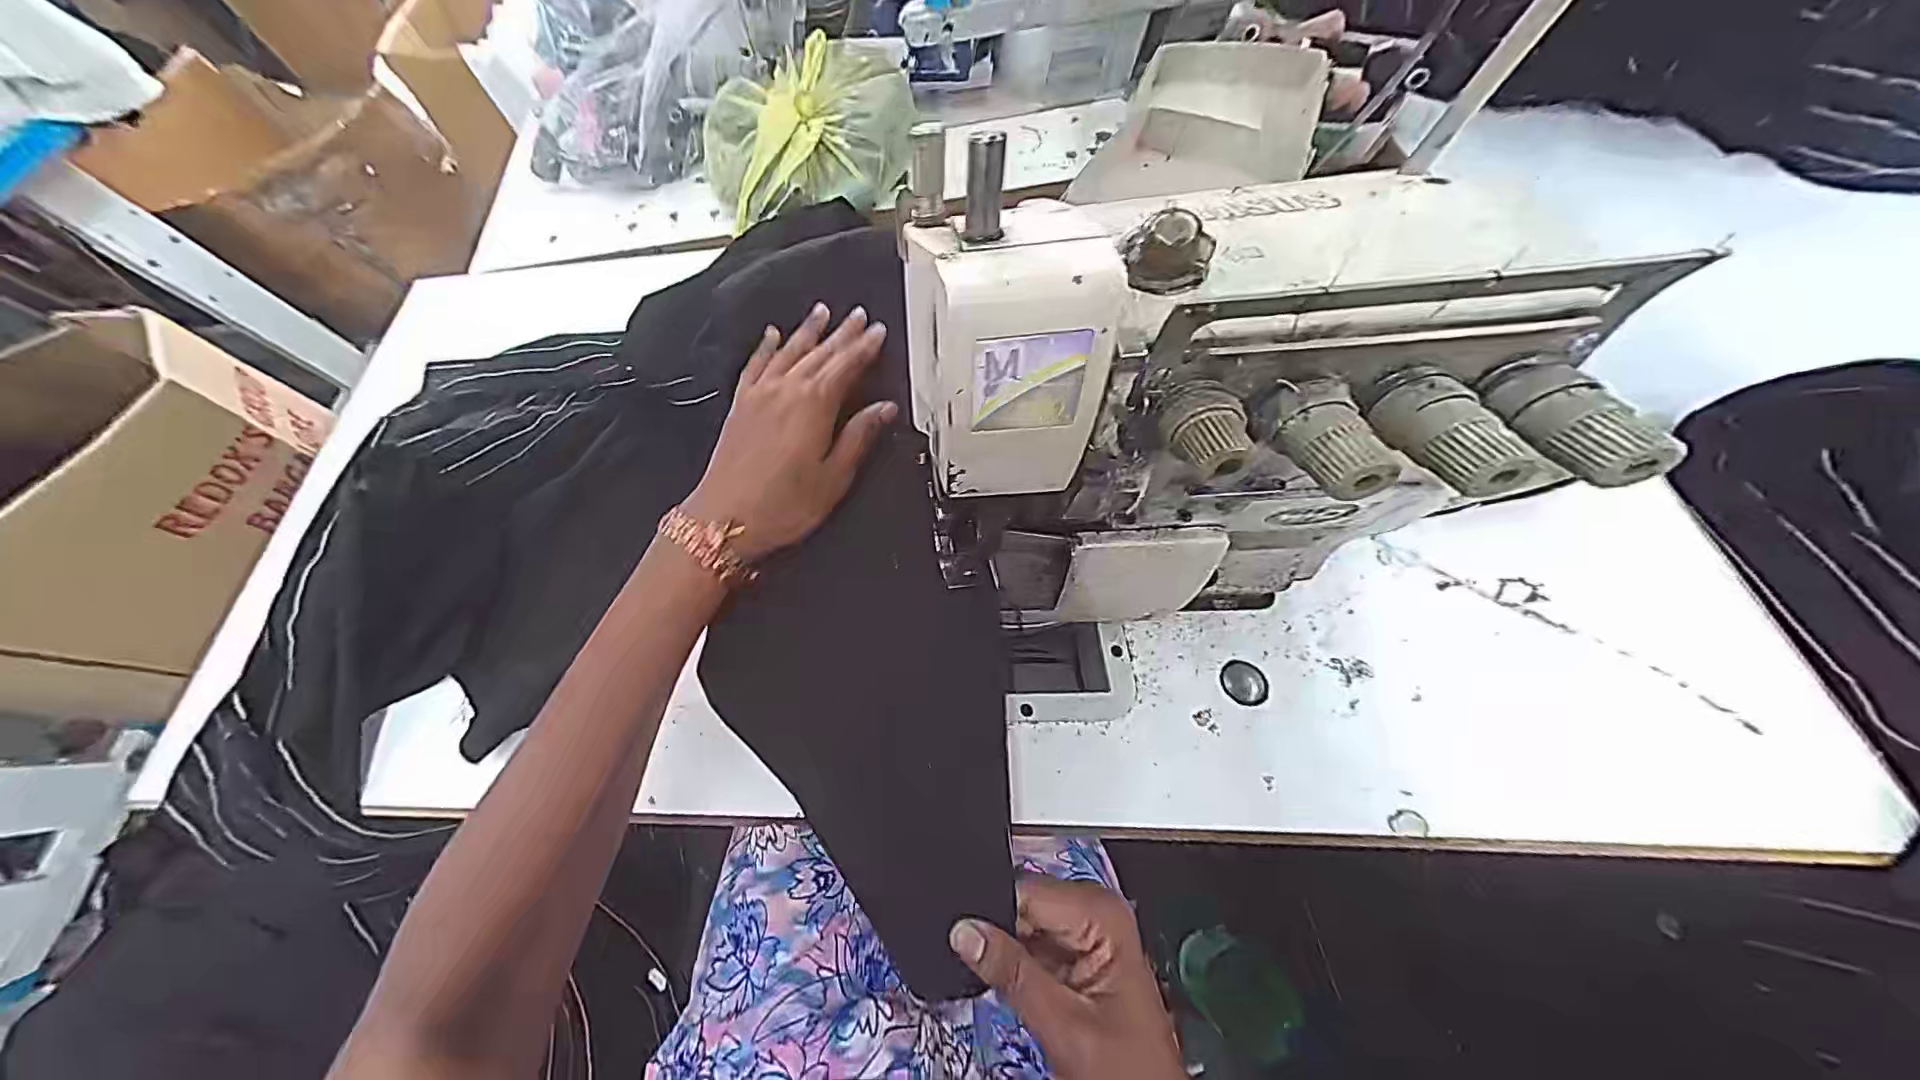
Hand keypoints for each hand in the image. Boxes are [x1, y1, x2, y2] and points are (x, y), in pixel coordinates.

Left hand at [682, 303, 895, 562]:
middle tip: (858, 316)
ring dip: (808, 330)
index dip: (864, 348)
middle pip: (820, 352)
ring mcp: (759, 396)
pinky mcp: (741, 406)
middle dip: (842, 333)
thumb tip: (882, 411)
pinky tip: (771, 336)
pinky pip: (755, 364)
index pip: (847, 366)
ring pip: (789, 351)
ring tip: (822, 312)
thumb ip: (858, 437)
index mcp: (814, 407)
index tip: (877, 333)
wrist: (725, 519)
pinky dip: (766, 346)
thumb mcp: (834, 477)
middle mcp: (785, 392)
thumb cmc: (779, 505)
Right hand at [951, 878, 1184, 1079]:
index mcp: (1103, 913)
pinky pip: (1034, 943)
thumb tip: (965, 932)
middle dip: (1001, 934)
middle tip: (991, 973)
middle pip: (1025, 905)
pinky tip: (1028, 991)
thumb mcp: (1063, 1025)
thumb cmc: (1127, 1072)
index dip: (992, 915)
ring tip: (1024, 991)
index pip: (1027, 891)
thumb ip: (1011, 973)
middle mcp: (1099, 911)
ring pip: (1025, 925)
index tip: (965, 940)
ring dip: (1011, 953)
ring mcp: (1090, 931)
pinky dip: (1021, 965)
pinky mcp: (1080, 952)